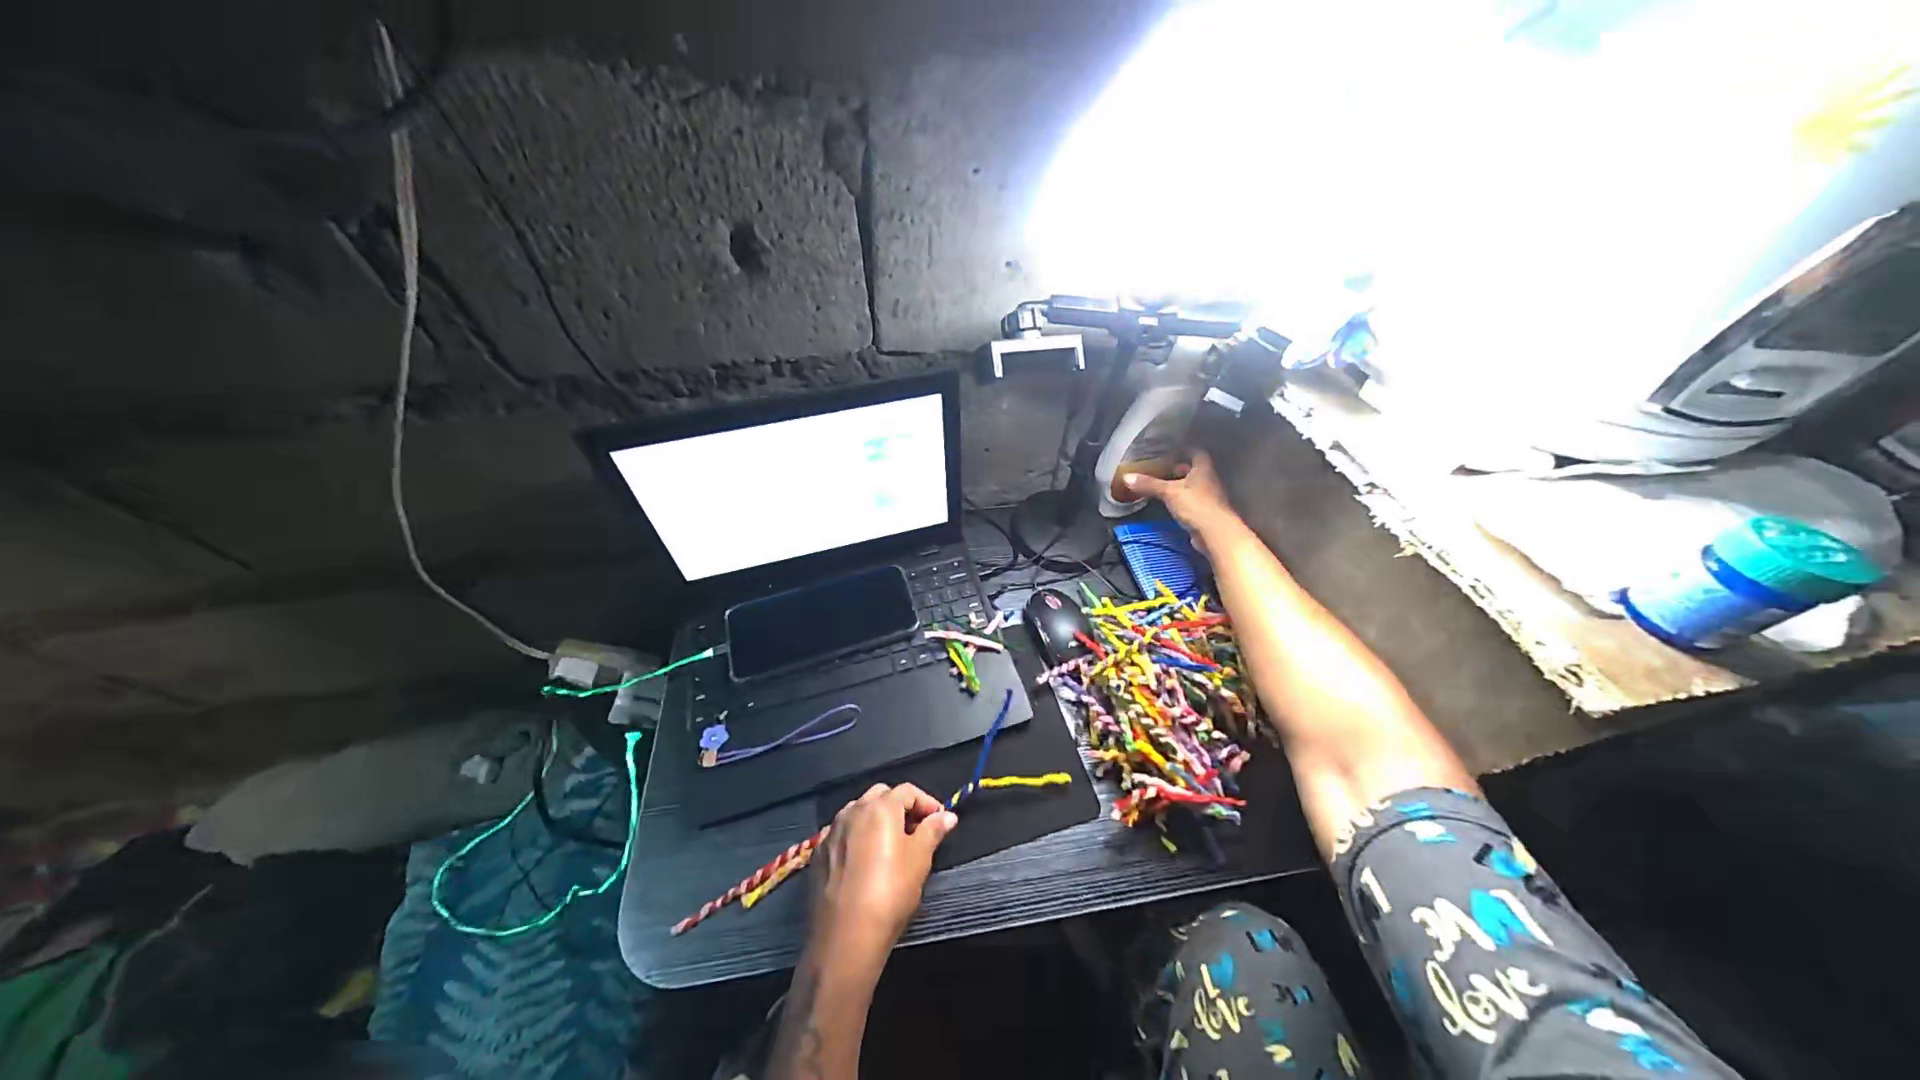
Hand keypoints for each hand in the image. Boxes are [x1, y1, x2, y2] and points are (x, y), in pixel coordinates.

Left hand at [808, 783, 956, 967]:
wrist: (845, 935)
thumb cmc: (890, 892)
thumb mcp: (920, 860)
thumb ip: (933, 831)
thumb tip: (947, 815)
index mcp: (880, 807)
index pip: (907, 790)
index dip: (927, 802)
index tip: (939, 820)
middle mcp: (852, 810)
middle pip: (881, 796)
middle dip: (900, 806)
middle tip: (916, 830)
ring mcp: (831, 830)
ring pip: (858, 812)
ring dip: (877, 820)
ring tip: (891, 845)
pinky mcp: (818, 853)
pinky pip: (842, 833)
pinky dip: (857, 837)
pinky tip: (865, 859)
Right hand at [1122, 452, 1242, 548]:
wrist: (1216, 534)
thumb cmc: (1196, 506)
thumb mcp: (1169, 492)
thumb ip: (1149, 484)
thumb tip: (1126, 477)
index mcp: (1204, 470)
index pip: (1197, 453)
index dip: (1185, 451)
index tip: (1172, 452)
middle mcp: (1210, 481)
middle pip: (1195, 471)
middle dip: (1181, 470)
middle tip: (1164, 470)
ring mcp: (1210, 498)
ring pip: (1194, 487)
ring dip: (1181, 487)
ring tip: (1164, 488)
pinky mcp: (1207, 514)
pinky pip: (1193, 503)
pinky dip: (1183, 502)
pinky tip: (1172, 506)